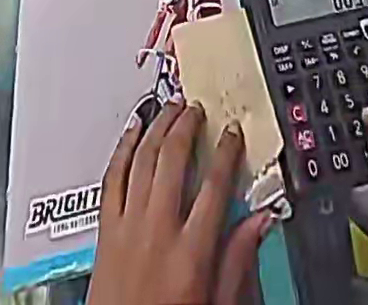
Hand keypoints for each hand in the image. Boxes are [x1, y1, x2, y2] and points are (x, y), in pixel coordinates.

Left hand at [91, 101, 272, 304]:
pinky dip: (123, 146)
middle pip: (173, 159)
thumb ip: (238, 259)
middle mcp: (158, 230)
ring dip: (158, 127)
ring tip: (170, 107)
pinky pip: (112, 176)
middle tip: (197, 108)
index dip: (226, 152)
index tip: (232, 132)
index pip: (214, 186)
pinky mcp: (105, 229)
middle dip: (187, 126)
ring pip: (143, 159)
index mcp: (190, 253)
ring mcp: (128, 226)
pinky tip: (133, 129)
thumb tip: (262, 220)